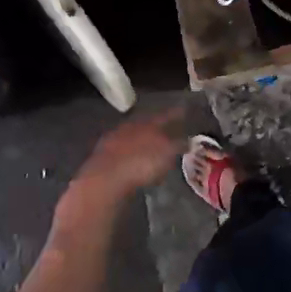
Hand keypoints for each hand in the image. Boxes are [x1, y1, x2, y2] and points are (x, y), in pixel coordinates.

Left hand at [72, 106, 186, 197]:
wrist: (103, 181)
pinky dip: (129, 153)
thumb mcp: (168, 154)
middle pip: (147, 123)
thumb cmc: (142, 164)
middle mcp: (130, 127)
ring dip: (142, 140)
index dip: (177, 113)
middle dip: (157, 127)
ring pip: (132, 135)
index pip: (166, 114)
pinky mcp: (101, 156)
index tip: (185, 110)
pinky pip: (121, 150)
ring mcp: (113, 140)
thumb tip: (189, 140)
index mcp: (148, 123)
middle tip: (168, 130)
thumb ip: (180, 145)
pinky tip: (134, 160)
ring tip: (152, 147)